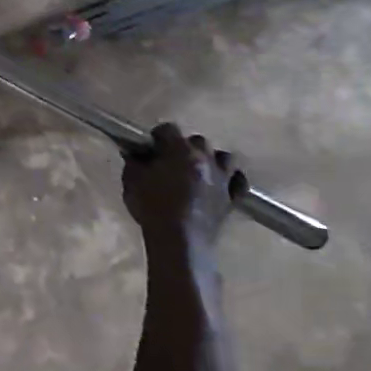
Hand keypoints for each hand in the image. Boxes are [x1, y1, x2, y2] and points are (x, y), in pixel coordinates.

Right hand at [123, 123, 244, 250]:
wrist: (180, 242)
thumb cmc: (153, 208)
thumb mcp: (132, 181)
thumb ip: (133, 162)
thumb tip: (134, 153)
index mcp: (179, 150)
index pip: (169, 129)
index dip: (158, 136)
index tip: (150, 148)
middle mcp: (205, 159)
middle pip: (198, 141)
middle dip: (185, 147)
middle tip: (172, 161)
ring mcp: (222, 179)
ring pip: (224, 157)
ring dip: (212, 159)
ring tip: (199, 169)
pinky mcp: (231, 199)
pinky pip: (239, 182)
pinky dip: (231, 180)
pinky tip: (221, 184)